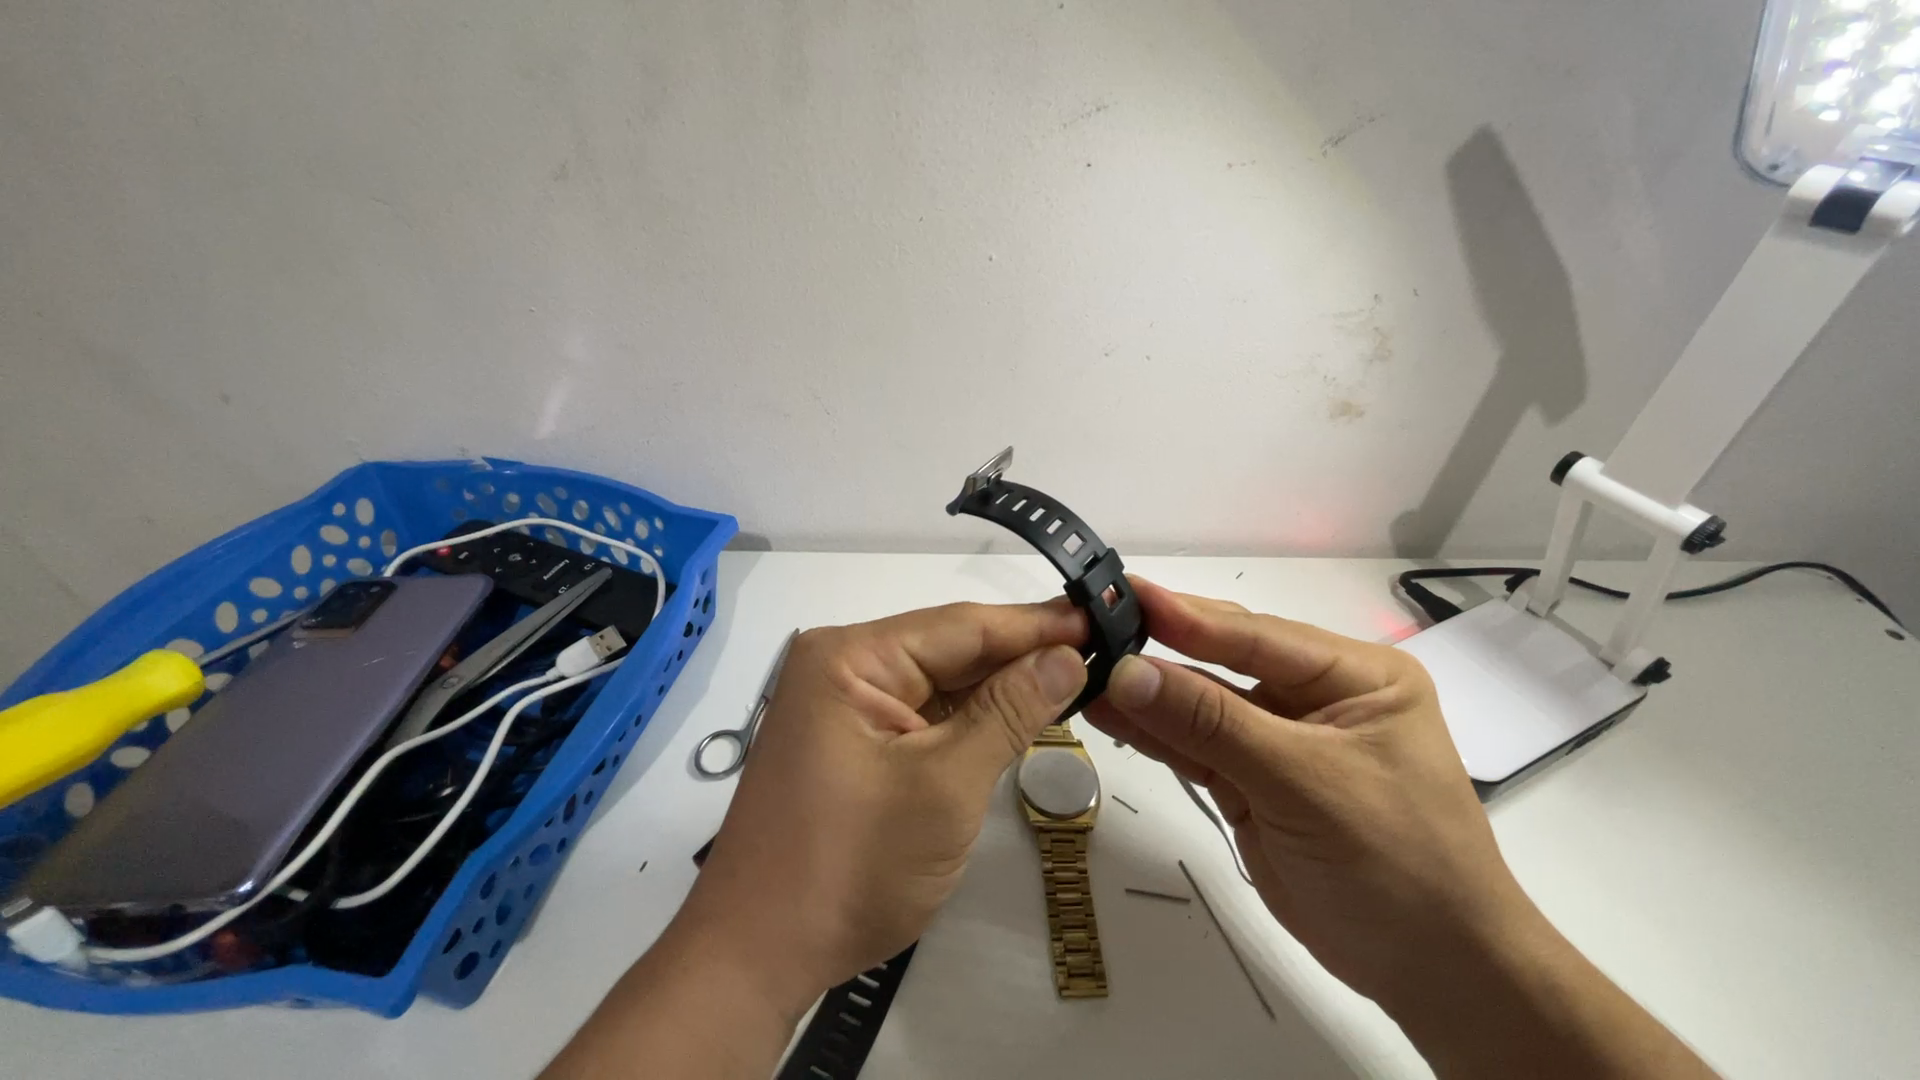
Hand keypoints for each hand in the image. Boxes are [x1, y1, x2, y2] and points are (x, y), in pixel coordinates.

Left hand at [544, 600, 1090, 1079]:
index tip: (1102, 617)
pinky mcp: (850, 745)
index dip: (1036, 624)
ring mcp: (842, 708)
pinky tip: (1017, 716)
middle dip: (1022, 655)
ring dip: (999, 689)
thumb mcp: (944, 786)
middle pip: (949, 650)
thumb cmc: (850, 866)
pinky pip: (921, 718)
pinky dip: (969, 721)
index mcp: (850, 658)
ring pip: (939, 684)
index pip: (962, 626)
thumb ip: (1007, 713)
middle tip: (1102, 649)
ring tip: (1075, 677)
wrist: (759, 956)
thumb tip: (1067, 657)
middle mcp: (841, 668)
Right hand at [1082, 578, 1527, 1012]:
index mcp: (1354, 675)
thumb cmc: (1394, 861)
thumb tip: (1128, 672)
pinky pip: (1194, 748)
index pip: (1258, 636)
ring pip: (1200, 706)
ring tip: (1082, 668)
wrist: (1431, 970)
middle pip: (1224, 661)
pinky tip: (1108, 713)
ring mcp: (1278, 741)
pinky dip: (1152, 734)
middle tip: (1092, 622)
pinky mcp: (1251, 783)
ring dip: (1146, 693)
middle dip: (1160, 648)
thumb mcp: (1305, 782)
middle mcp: (1314, 696)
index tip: (1125, 592)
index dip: (1188, 616)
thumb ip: (1212, 723)